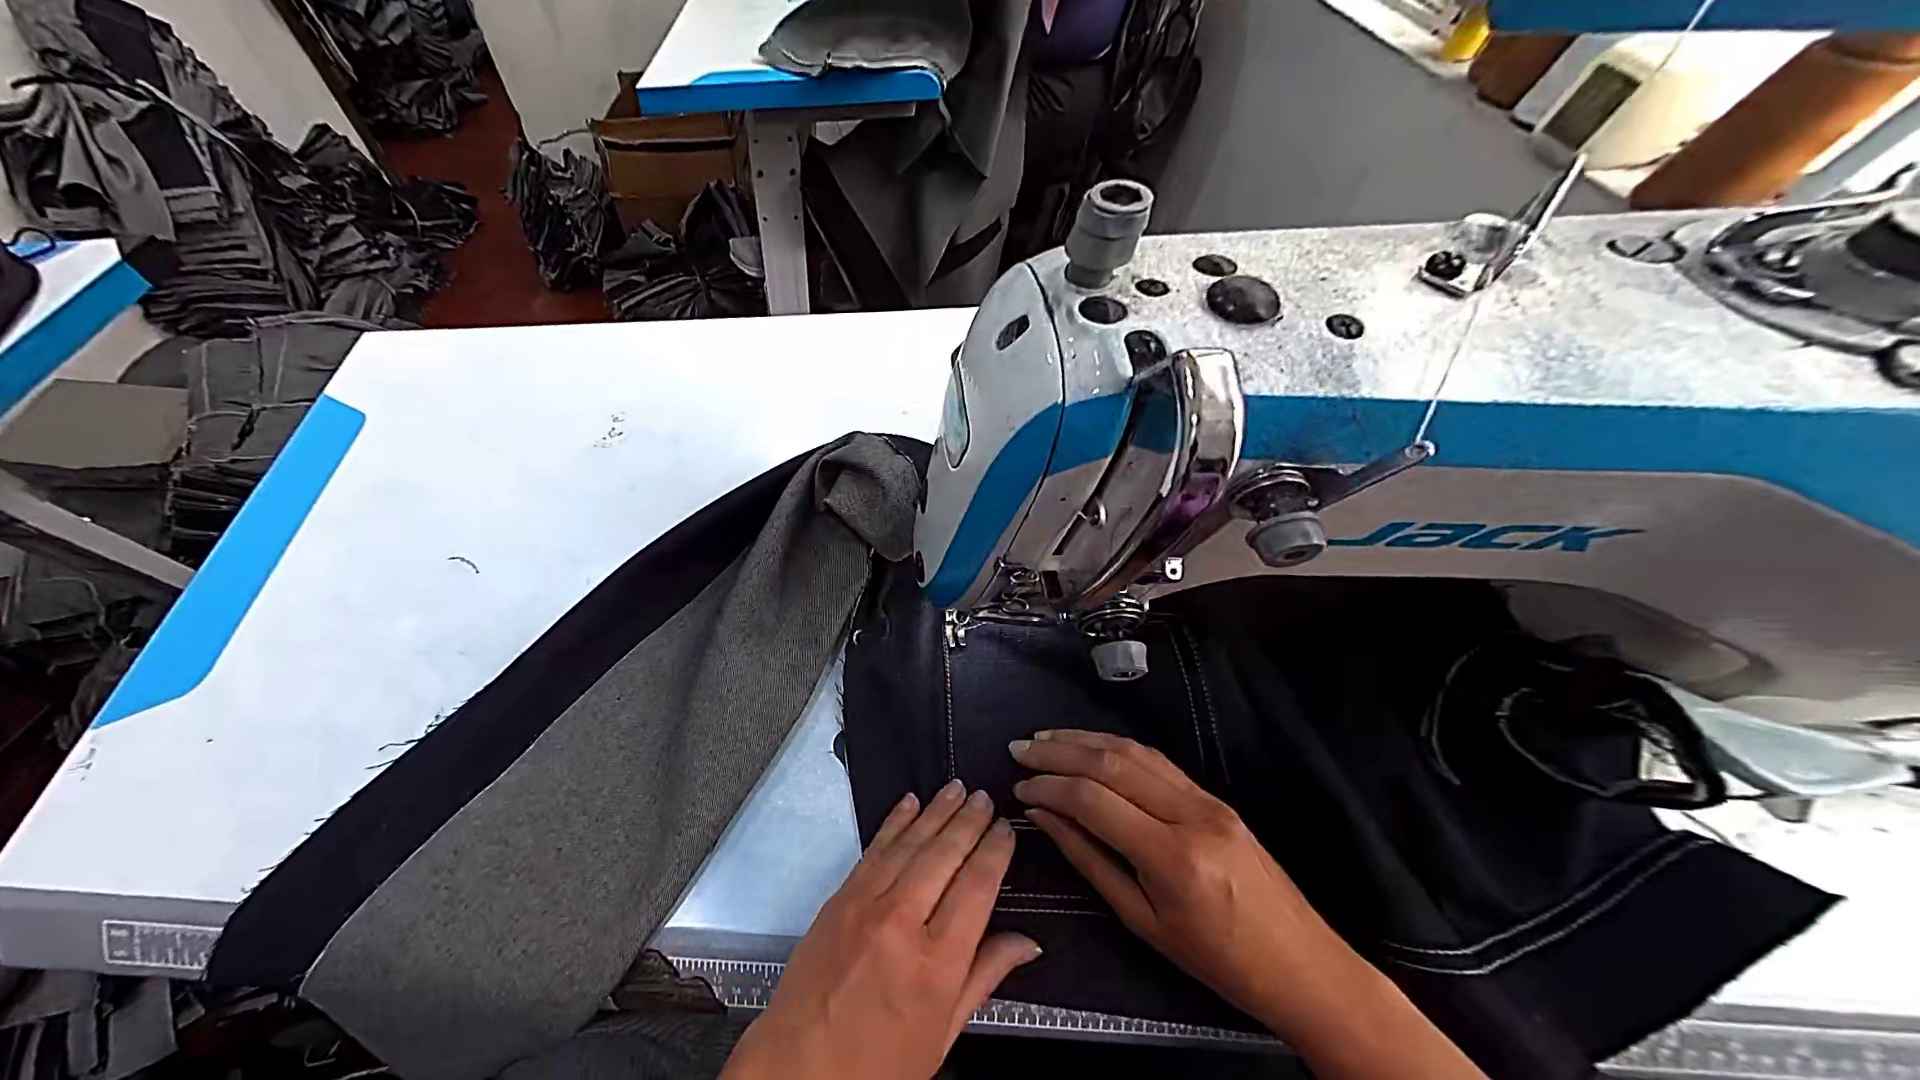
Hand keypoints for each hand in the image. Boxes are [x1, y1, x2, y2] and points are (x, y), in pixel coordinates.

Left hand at [720, 780, 1040, 1079]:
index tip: (1005, 832)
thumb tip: (1025, 945)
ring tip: (957, 789)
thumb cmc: (872, 1065)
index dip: (995, 850)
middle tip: (985, 799)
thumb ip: (985, 977)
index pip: (978, 885)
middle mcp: (901, 925)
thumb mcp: (942, 1033)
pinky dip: (895, 822)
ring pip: (911, 842)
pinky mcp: (840, 898)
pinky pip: (874, 849)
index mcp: (936, 963)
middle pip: (946, 854)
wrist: (798, 1070)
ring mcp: (866, 906)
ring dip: (937, 810)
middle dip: (970, 820)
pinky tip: (911, 803)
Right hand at [1012, 730, 1485, 1079]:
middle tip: (1019, 747)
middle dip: (1059, 751)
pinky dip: (1117, 747)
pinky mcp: (1215, 795)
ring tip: (1046, 738)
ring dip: (1085, 739)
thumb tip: (1044, 816)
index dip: (1050, 786)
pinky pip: (1158, 760)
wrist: (1303, 964)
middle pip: (1112, 763)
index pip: (1095, 800)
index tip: (1018, 785)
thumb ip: (1090, 860)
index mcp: (1171, 856)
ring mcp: (1207, 799)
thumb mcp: (1143, 922)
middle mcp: (1190, 814)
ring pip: (1134, 752)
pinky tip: (1092, 745)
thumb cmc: (1218, 961)